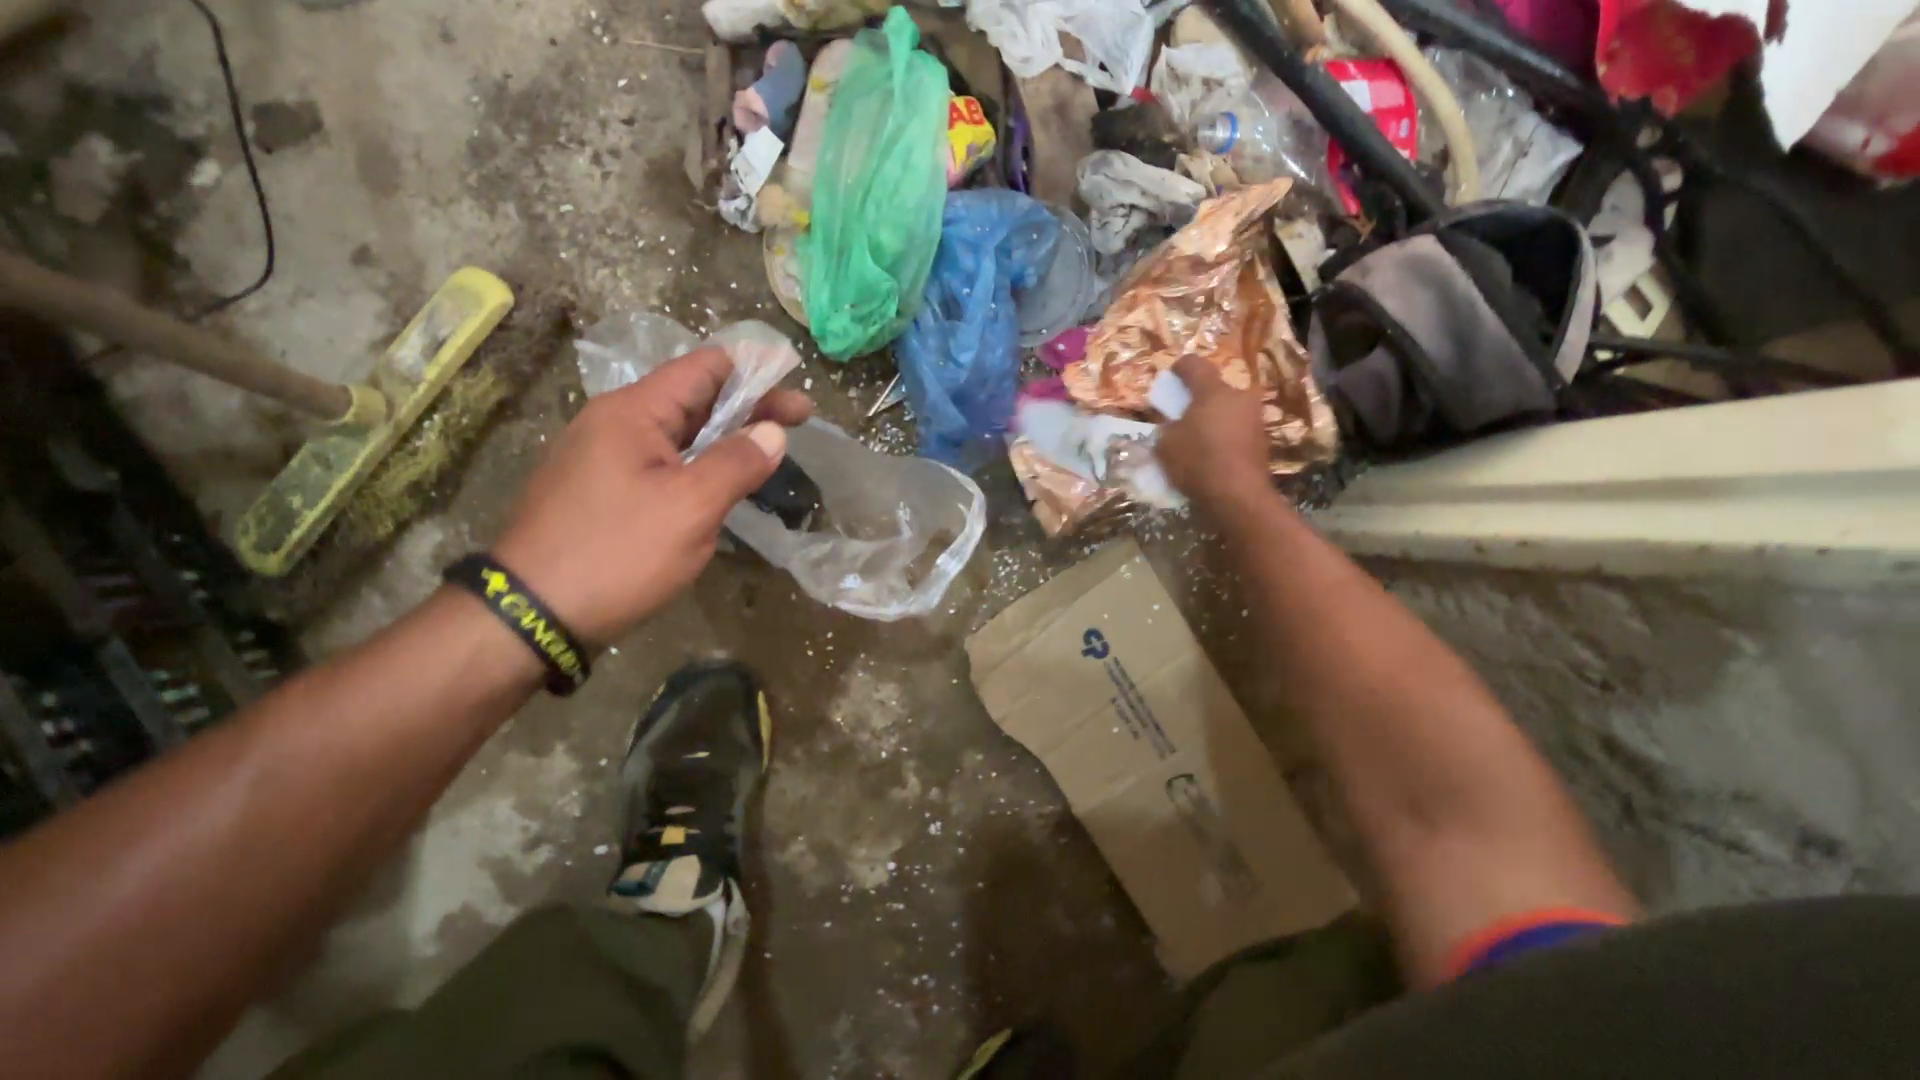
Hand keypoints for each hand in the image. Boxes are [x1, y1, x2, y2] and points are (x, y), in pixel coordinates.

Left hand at [492, 347, 811, 645]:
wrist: (530, 616)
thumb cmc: (616, 553)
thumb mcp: (690, 508)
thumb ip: (736, 463)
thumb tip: (772, 431)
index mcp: (633, 412)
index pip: (704, 367)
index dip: (756, 371)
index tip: (797, 386)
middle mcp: (613, 423)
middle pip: (692, 398)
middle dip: (747, 406)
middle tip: (798, 422)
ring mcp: (601, 458)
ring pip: (676, 434)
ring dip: (722, 437)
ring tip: (767, 450)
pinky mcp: (598, 492)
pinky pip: (658, 463)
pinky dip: (696, 464)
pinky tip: (718, 484)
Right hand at [1157, 356, 1271, 510]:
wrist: (1238, 496)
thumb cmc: (1197, 461)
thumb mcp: (1166, 445)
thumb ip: (1167, 428)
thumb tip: (1174, 426)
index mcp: (1213, 391)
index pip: (1194, 364)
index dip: (1179, 367)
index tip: (1171, 375)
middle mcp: (1238, 397)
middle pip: (1215, 389)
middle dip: (1199, 398)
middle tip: (1184, 414)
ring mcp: (1255, 418)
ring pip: (1228, 410)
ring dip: (1214, 418)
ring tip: (1199, 436)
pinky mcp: (1262, 440)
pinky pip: (1237, 430)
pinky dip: (1225, 436)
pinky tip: (1213, 453)